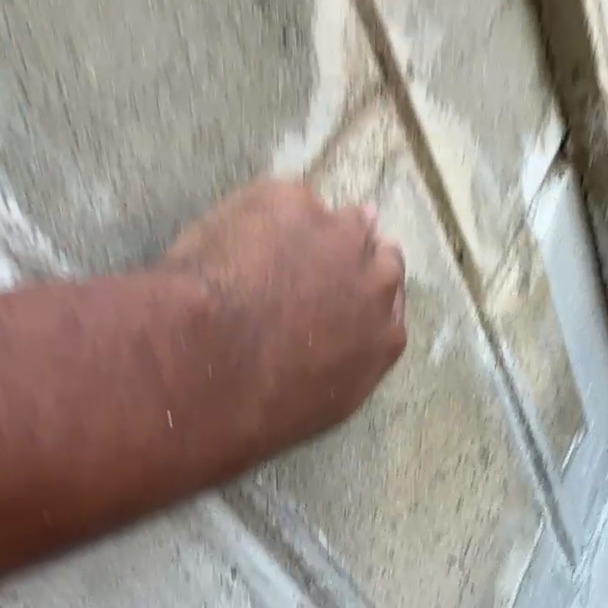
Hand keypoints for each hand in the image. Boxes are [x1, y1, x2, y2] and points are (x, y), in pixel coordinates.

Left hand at [163, 179, 405, 456]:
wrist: (215, 364)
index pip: (391, 298)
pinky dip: (261, 217)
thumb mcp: (327, 402)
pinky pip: (281, 202)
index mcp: (384, 336)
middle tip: (321, 256)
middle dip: (355, 251)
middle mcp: (374, 281)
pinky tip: (234, 243)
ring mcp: (336, 234)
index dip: (366, 288)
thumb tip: (345, 337)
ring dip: (313, 228)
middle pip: (379, 251)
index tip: (348, 285)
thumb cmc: (265, 405)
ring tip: (272, 246)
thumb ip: (350, 360)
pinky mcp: (291, 203)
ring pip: (335, 218)